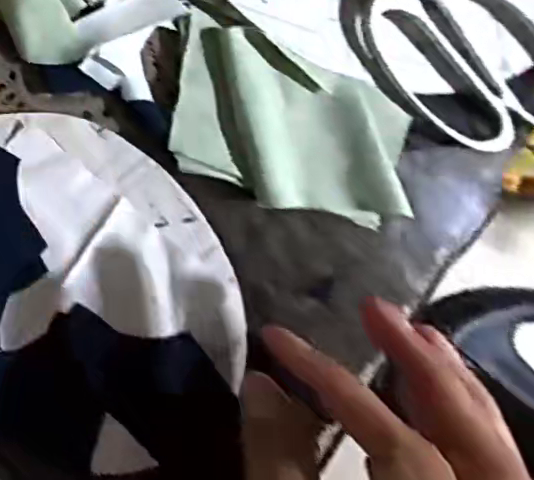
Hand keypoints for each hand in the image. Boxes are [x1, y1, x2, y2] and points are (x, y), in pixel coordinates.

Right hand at [244, 297, 528, 479]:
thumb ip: (277, 456)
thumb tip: (264, 383)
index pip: (391, 439)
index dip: (329, 379)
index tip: (272, 336)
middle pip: (478, 445)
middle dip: (425, 369)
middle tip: (378, 307)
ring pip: (506, 458)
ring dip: (460, 390)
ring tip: (420, 334)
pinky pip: (502, 472)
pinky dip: (476, 427)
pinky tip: (449, 393)